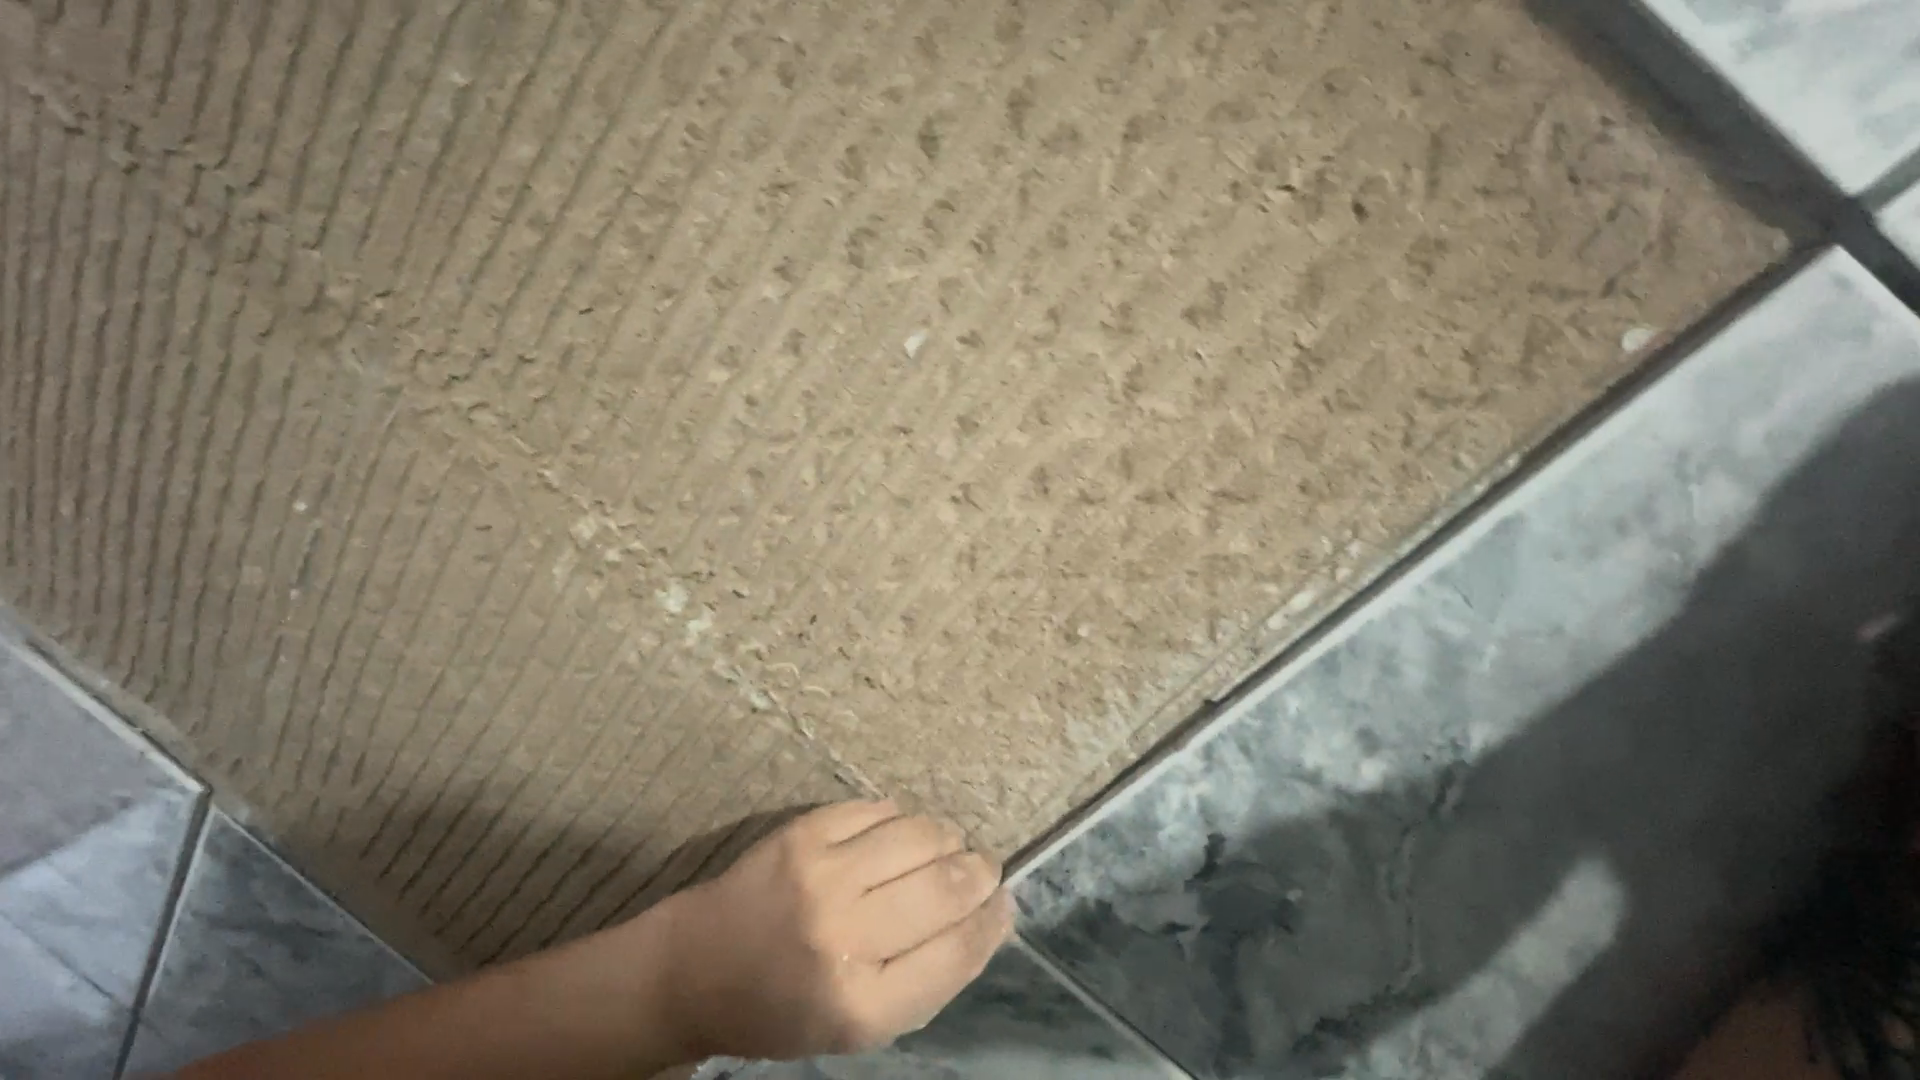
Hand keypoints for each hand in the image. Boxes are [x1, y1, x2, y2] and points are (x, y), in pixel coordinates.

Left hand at [656, 800, 1013, 1061]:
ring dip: (948, 838)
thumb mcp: (862, 1024)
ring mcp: (821, 876)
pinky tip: (898, 835)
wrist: (699, 967)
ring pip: (921, 835)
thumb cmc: (786, 1007)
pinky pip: (880, 809)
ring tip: (947, 847)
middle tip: (982, 870)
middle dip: (980, 872)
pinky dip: (902, 820)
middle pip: (947, 886)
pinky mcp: (802, 833)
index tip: (1004, 904)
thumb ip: (931, 976)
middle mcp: (843, 937)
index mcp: (862, 1005)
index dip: (993, 921)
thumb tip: (996, 915)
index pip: (958, 950)